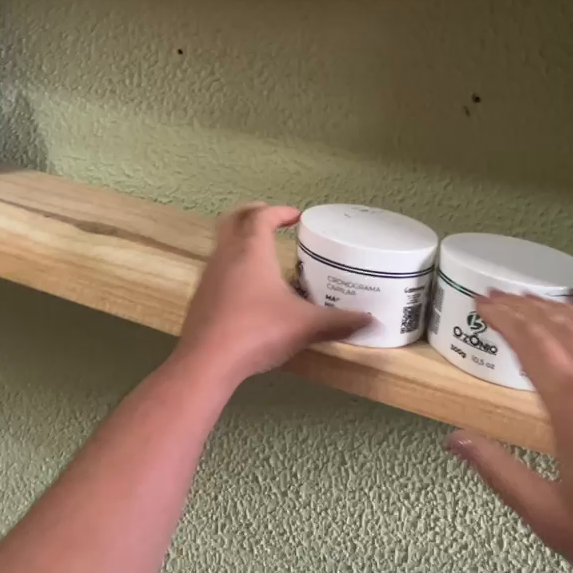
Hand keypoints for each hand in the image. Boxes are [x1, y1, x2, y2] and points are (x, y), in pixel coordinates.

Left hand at [171, 203, 371, 386]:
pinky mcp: (201, 295)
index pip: (262, 216)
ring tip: (260, 248)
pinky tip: (246, 285)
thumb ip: (339, 322)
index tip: (296, 215)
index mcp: (251, 250)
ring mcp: (209, 274)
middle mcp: (227, 254)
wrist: (207, 360)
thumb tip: (371, 322)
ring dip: (239, 237)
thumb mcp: (305, 326)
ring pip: (222, 242)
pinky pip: (216, 266)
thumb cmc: (257, 332)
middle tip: (270, 216)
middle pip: (233, 218)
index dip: (279, 211)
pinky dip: (231, 262)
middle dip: (251, 212)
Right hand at [446, 294, 572, 572]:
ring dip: (560, 310)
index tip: (480, 302)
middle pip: (561, 327)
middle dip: (525, 306)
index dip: (503, 316)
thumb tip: (455, 439)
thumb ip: (499, 472)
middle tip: (497, 294)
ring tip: (534, 301)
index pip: (531, 341)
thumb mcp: (552, 519)